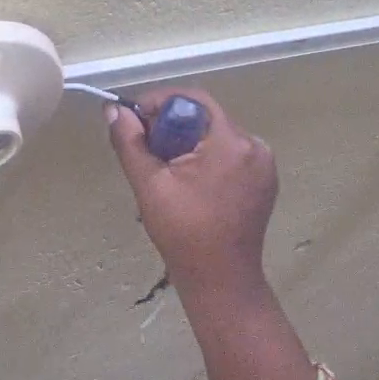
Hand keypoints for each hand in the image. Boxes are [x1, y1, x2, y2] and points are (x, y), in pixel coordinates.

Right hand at [105, 87, 277, 307]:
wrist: (221, 279)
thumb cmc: (183, 232)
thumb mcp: (149, 183)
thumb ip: (129, 141)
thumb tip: (113, 109)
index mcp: (231, 143)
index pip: (193, 100)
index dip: (159, 102)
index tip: (134, 121)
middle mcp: (255, 147)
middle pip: (204, 117)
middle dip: (170, 126)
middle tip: (145, 149)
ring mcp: (264, 165)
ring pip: (215, 135)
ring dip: (187, 142)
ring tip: (164, 169)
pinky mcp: (263, 181)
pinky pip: (229, 153)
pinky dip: (205, 157)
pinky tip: (187, 182)